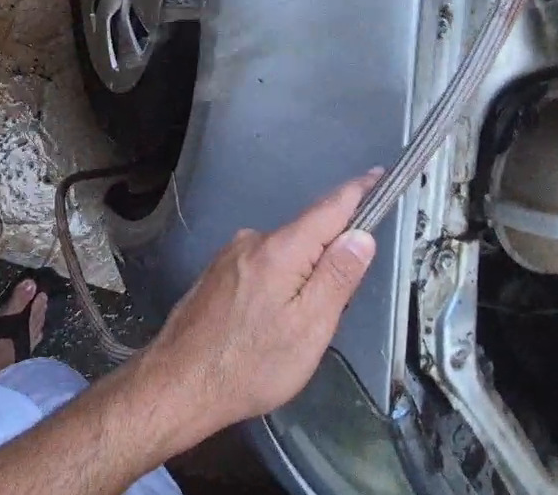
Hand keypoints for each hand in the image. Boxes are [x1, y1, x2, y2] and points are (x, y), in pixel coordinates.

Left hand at [132, 173, 379, 442]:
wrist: (179, 383)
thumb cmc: (251, 364)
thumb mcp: (309, 327)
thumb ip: (336, 277)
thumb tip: (361, 234)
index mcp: (280, 249)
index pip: (328, 208)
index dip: (357, 191)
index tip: (378, 175)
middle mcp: (252, 240)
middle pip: (306, 233)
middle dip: (329, 256)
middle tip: (334, 309)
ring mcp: (230, 255)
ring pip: (283, 254)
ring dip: (300, 276)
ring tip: (294, 329)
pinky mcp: (217, 273)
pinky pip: (261, 266)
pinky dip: (276, 283)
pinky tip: (267, 323)